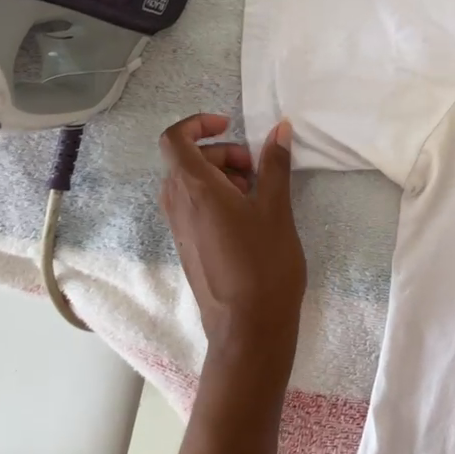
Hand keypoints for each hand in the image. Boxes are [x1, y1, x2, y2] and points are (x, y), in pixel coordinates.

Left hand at [159, 114, 306, 360]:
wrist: (248, 329)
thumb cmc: (264, 263)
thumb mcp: (276, 208)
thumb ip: (275, 164)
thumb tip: (280, 129)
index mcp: (195, 188)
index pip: (174, 139)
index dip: (198, 124)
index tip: (231, 126)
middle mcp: (178, 205)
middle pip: (187, 159)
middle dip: (222, 152)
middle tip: (257, 168)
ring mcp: (179, 229)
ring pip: (189, 183)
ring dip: (220, 175)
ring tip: (257, 192)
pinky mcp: (187, 247)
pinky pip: (193, 206)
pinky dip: (216, 197)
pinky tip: (248, 216)